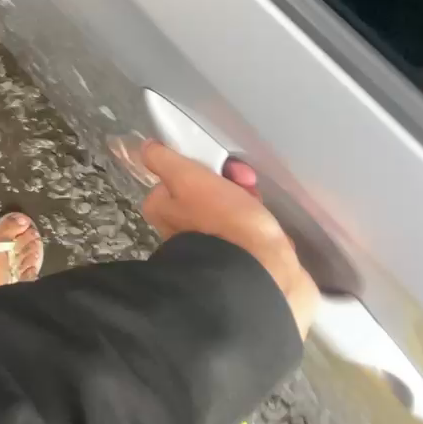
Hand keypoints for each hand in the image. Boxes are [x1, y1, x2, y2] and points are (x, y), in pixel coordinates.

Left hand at [141, 141, 318, 338]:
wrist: (263, 276)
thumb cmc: (222, 220)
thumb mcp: (187, 178)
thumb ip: (164, 159)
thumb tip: (147, 147)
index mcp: (163, 210)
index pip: (181, 176)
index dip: (204, 166)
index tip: (223, 165)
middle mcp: (182, 230)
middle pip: (210, 193)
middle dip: (233, 185)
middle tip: (248, 184)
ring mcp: (215, 248)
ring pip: (234, 213)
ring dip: (252, 205)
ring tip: (263, 211)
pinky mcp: (244, 263)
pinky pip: (253, 236)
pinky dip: (264, 232)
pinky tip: (275, 234)